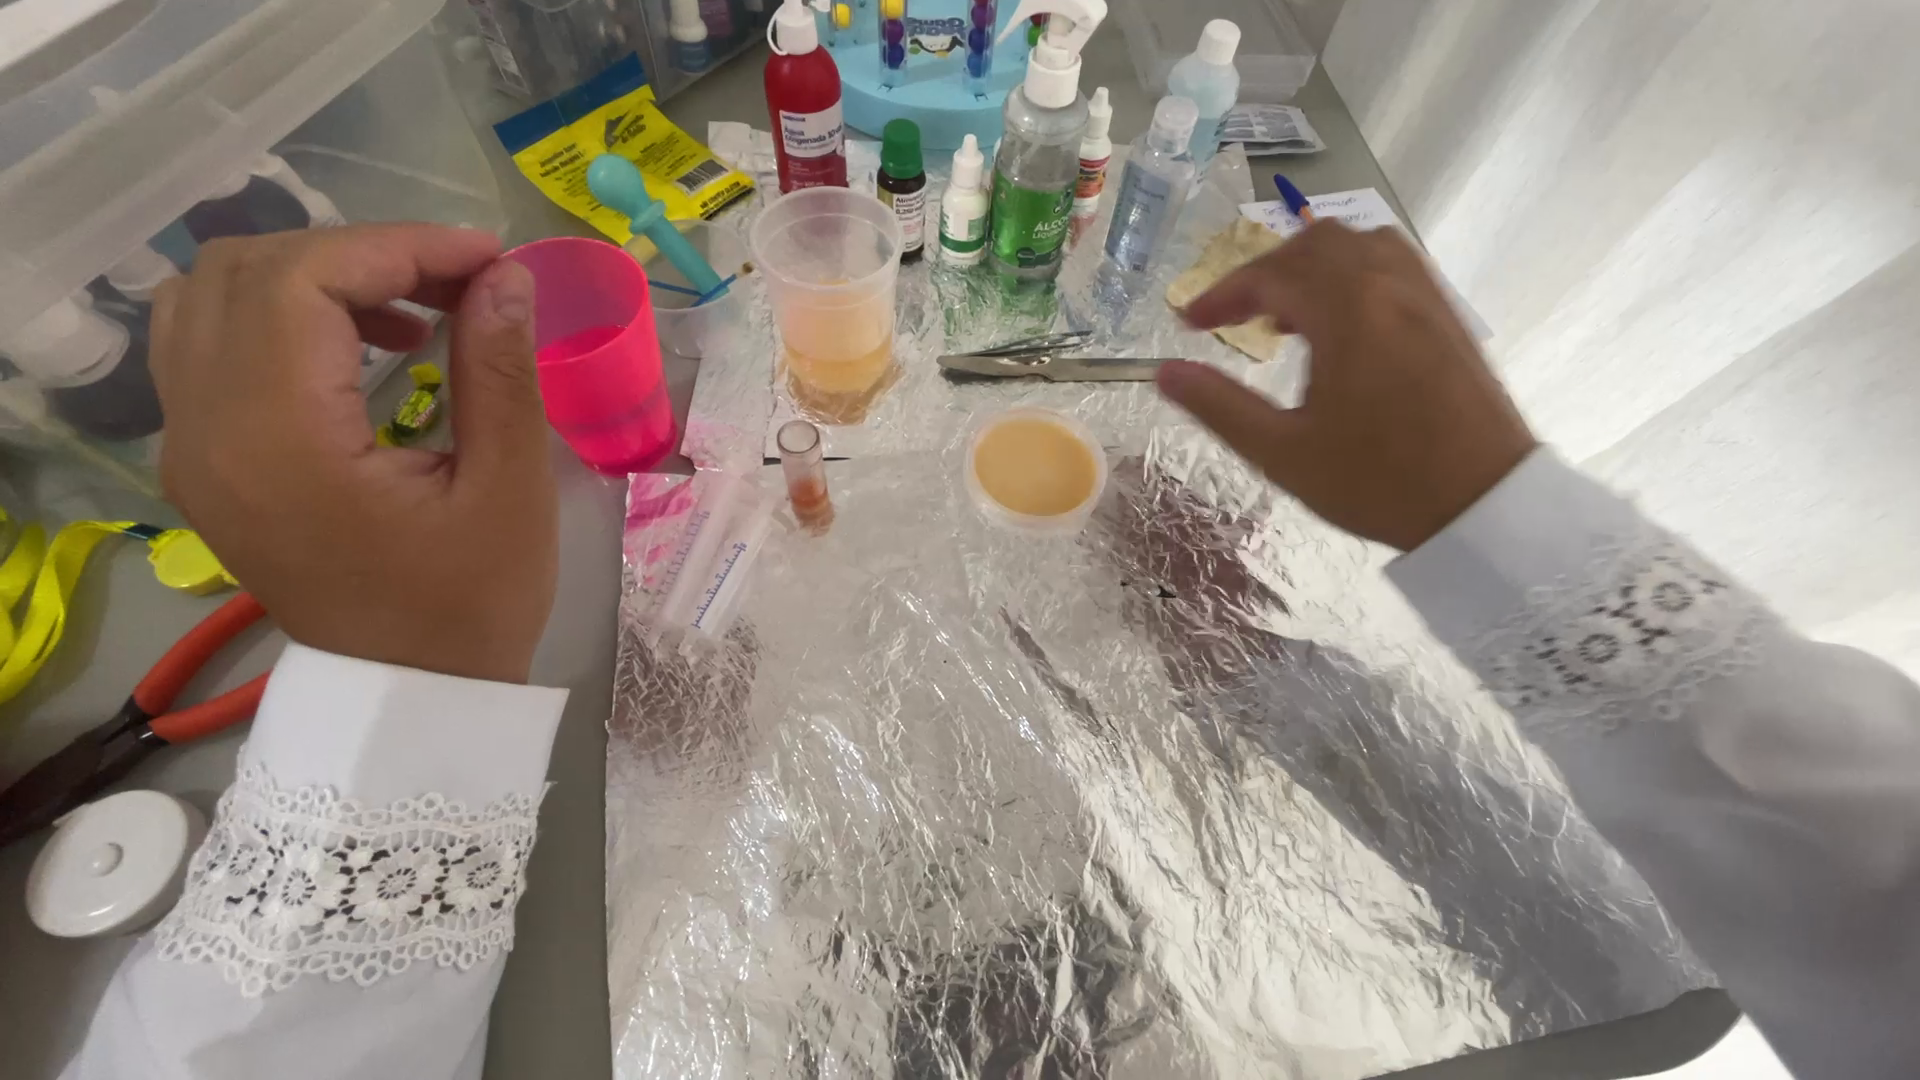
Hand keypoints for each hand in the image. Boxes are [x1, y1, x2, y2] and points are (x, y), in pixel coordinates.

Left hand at [152, 225, 557, 683]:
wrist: (414, 689)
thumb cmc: (476, 600)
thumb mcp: (509, 489)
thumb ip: (500, 373)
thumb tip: (507, 279)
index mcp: (282, 440)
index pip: (300, 282)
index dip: (398, 248)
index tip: (489, 259)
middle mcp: (207, 431)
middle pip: (245, 272)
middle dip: (363, 254)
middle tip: (464, 280)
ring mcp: (195, 447)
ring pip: (215, 299)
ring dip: (320, 278)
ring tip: (419, 307)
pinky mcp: (210, 462)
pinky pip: (216, 347)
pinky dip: (289, 317)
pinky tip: (369, 343)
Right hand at [1160, 222, 1535, 551]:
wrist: (1484, 504)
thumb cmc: (1377, 483)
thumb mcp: (1282, 453)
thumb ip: (1218, 406)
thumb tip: (1165, 373)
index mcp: (1347, 313)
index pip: (1270, 275)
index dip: (1221, 295)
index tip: (1190, 326)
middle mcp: (1389, 286)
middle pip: (1314, 244)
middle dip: (1263, 273)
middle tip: (1233, 318)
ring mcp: (1425, 296)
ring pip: (1358, 245)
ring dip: (1309, 268)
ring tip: (1284, 316)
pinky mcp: (1447, 315)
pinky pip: (1391, 265)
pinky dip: (1349, 275)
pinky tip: (1338, 324)